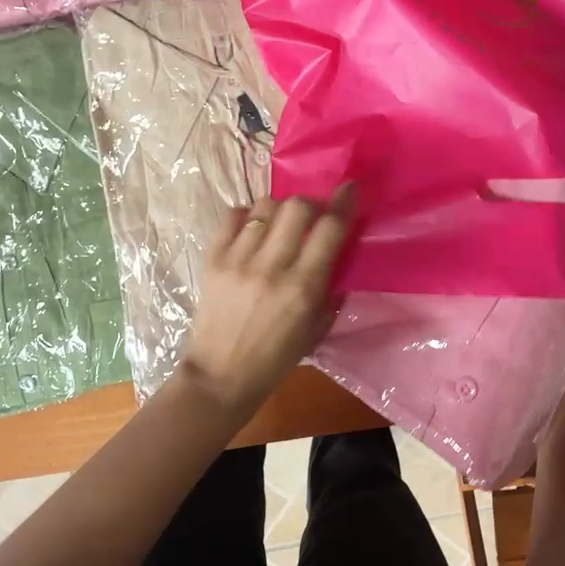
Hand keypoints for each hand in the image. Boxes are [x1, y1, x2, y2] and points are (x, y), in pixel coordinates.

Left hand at [178, 186, 356, 413]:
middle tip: (314, 214)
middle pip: (298, 207)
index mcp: (303, 288)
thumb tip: (338, 254)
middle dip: (312, 202)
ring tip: (281, 224)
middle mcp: (272, 267)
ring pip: (266, 206)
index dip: (344, 202)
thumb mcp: (317, 329)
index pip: (330, 229)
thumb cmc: (276, 359)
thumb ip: (331, 290)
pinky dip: (249, 215)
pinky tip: (254, 228)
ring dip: (281, 209)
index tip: (350, 188)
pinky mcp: (214, 259)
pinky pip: (234, 216)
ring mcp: (239, 260)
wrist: (220, 377)